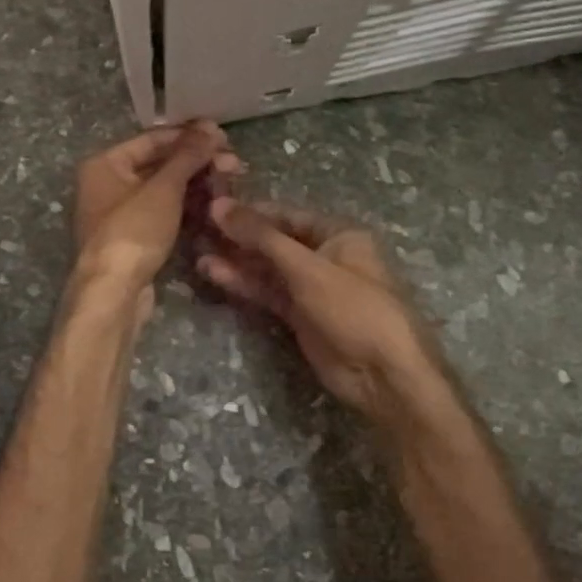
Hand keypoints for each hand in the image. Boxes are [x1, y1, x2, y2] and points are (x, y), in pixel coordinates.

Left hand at [73, 123, 236, 292]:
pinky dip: (187, 208)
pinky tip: (215, 207)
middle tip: (235, 164)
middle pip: (159, 165)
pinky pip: (164, 213)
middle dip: (197, 163)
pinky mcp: (134, 238)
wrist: (114, 292)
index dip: (189, 136)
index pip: (153, 139)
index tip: (223, 137)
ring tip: (230, 184)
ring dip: (196, 186)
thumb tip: (209, 127)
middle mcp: (107, 184)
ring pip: (164, 191)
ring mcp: (120, 213)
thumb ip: (187, 156)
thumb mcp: (163, 189)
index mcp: (104, 164)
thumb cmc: (133, 231)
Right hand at [197, 199, 436, 416]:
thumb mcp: (307, 268)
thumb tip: (219, 205)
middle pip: (276, 241)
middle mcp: (326, 256)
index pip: (286, 214)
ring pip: (270, 269)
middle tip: (198, 229)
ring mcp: (313, 288)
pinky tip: (215, 275)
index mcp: (339, 234)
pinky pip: (270, 293)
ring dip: (237, 262)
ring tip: (198, 254)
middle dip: (239, 237)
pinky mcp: (302, 316)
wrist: (384, 376)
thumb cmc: (354, 308)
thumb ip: (262, 237)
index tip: (212, 206)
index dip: (250, 211)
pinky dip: (245, 285)